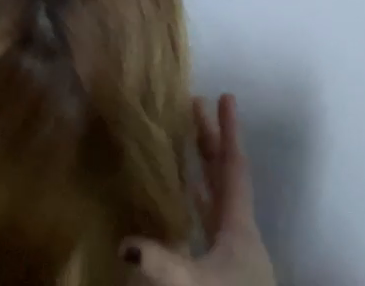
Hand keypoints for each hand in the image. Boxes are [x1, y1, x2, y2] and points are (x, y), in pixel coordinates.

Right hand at [124, 94, 277, 285]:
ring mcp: (233, 257)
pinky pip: (208, 224)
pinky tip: (178, 205)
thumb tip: (125, 244)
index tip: (224, 96)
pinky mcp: (222, 274)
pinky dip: (195, 203)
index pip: (233, 168)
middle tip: (193, 105)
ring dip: (202, 170)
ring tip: (184, 145)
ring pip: (217, 200)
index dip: (228, 132)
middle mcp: (239, 236)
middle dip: (210, 141)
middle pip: (224, 178)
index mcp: (240, 229)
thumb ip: (163, 267)